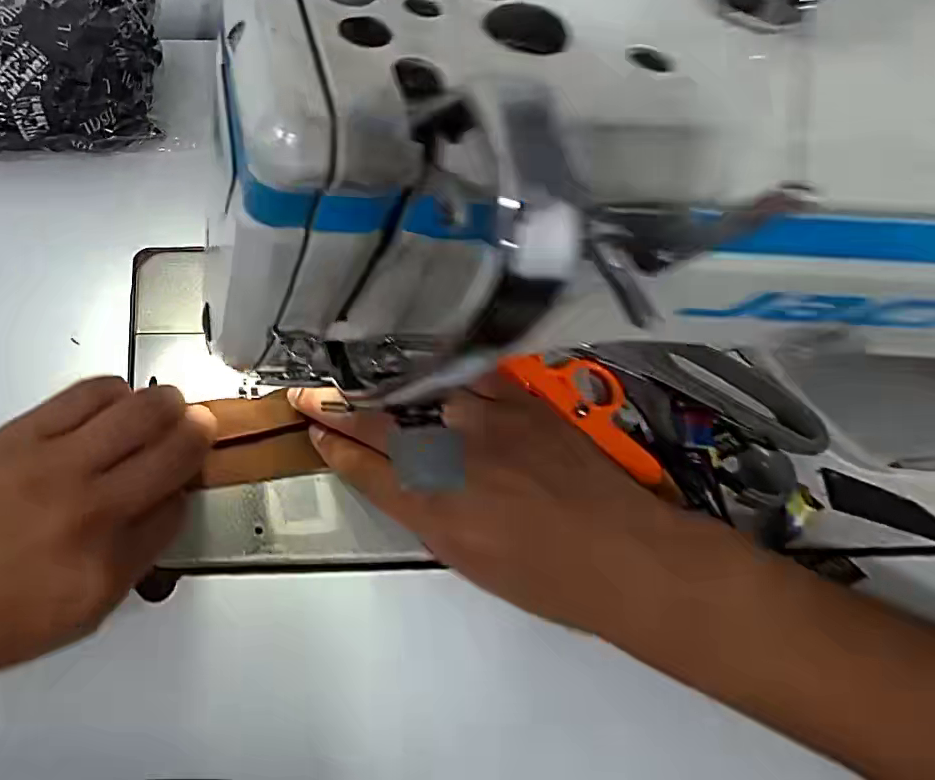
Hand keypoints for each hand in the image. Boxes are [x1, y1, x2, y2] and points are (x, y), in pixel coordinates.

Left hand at [0, 378, 213, 754]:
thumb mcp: (73, 617)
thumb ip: (127, 562)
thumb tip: (158, 509)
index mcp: (106, 569)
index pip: (174, 512)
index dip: (186, 490)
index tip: (185, 480)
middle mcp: (91, 511)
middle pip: (172, 452)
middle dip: (197, 434)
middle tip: (200, 424)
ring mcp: (56, 464)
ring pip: (140, 412)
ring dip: (166, 403)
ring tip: (169, 404)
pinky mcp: (24, 432)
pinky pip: (89, 393)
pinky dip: (116, 390)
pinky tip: (119, 398)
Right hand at [291, 373, 745, 642]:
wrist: (631, 557)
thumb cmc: (545, 576)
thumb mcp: (466, 558)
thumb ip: (417, 510)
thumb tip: (385, 475)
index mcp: (432, 506)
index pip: (363, 465)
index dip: (331, 445)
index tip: (311, 430)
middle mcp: (450, 457)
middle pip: (376, 423)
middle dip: (332, 407)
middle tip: (304, 394)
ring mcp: (484, 421)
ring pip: (413, 391)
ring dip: (374, 382)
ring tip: (348, 372)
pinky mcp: (517, 399)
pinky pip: (463, 372)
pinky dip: (432, 366)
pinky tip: (413, 358)